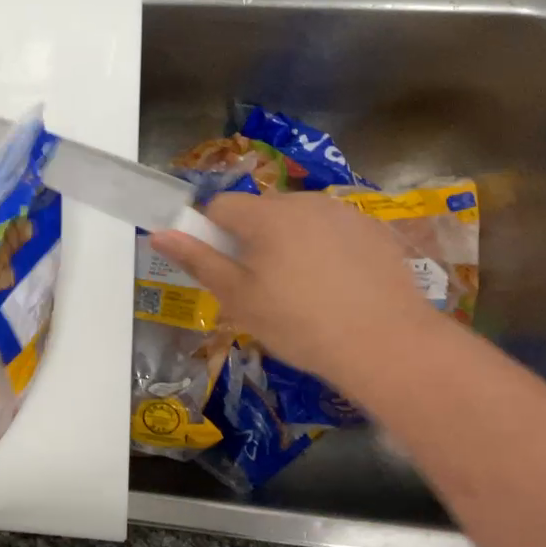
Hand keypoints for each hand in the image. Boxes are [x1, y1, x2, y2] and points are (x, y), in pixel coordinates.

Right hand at [149, 192, 443, 385]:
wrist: (385, 344)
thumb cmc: (298, 324)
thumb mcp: (238, 298)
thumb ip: (198, 261)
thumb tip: (160, 233)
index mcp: (267, 215)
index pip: (220, 206)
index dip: (211, 235)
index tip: (221, 270)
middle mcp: (307, 202)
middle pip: (261, 211)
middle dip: (251, 240)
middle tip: (258, 288)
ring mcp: (346, 214)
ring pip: (299, 221)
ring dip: (288, 244)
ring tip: (300, 292)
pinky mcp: (375, 232)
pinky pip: (334, 232)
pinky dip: (325, 252)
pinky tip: (335, 290)